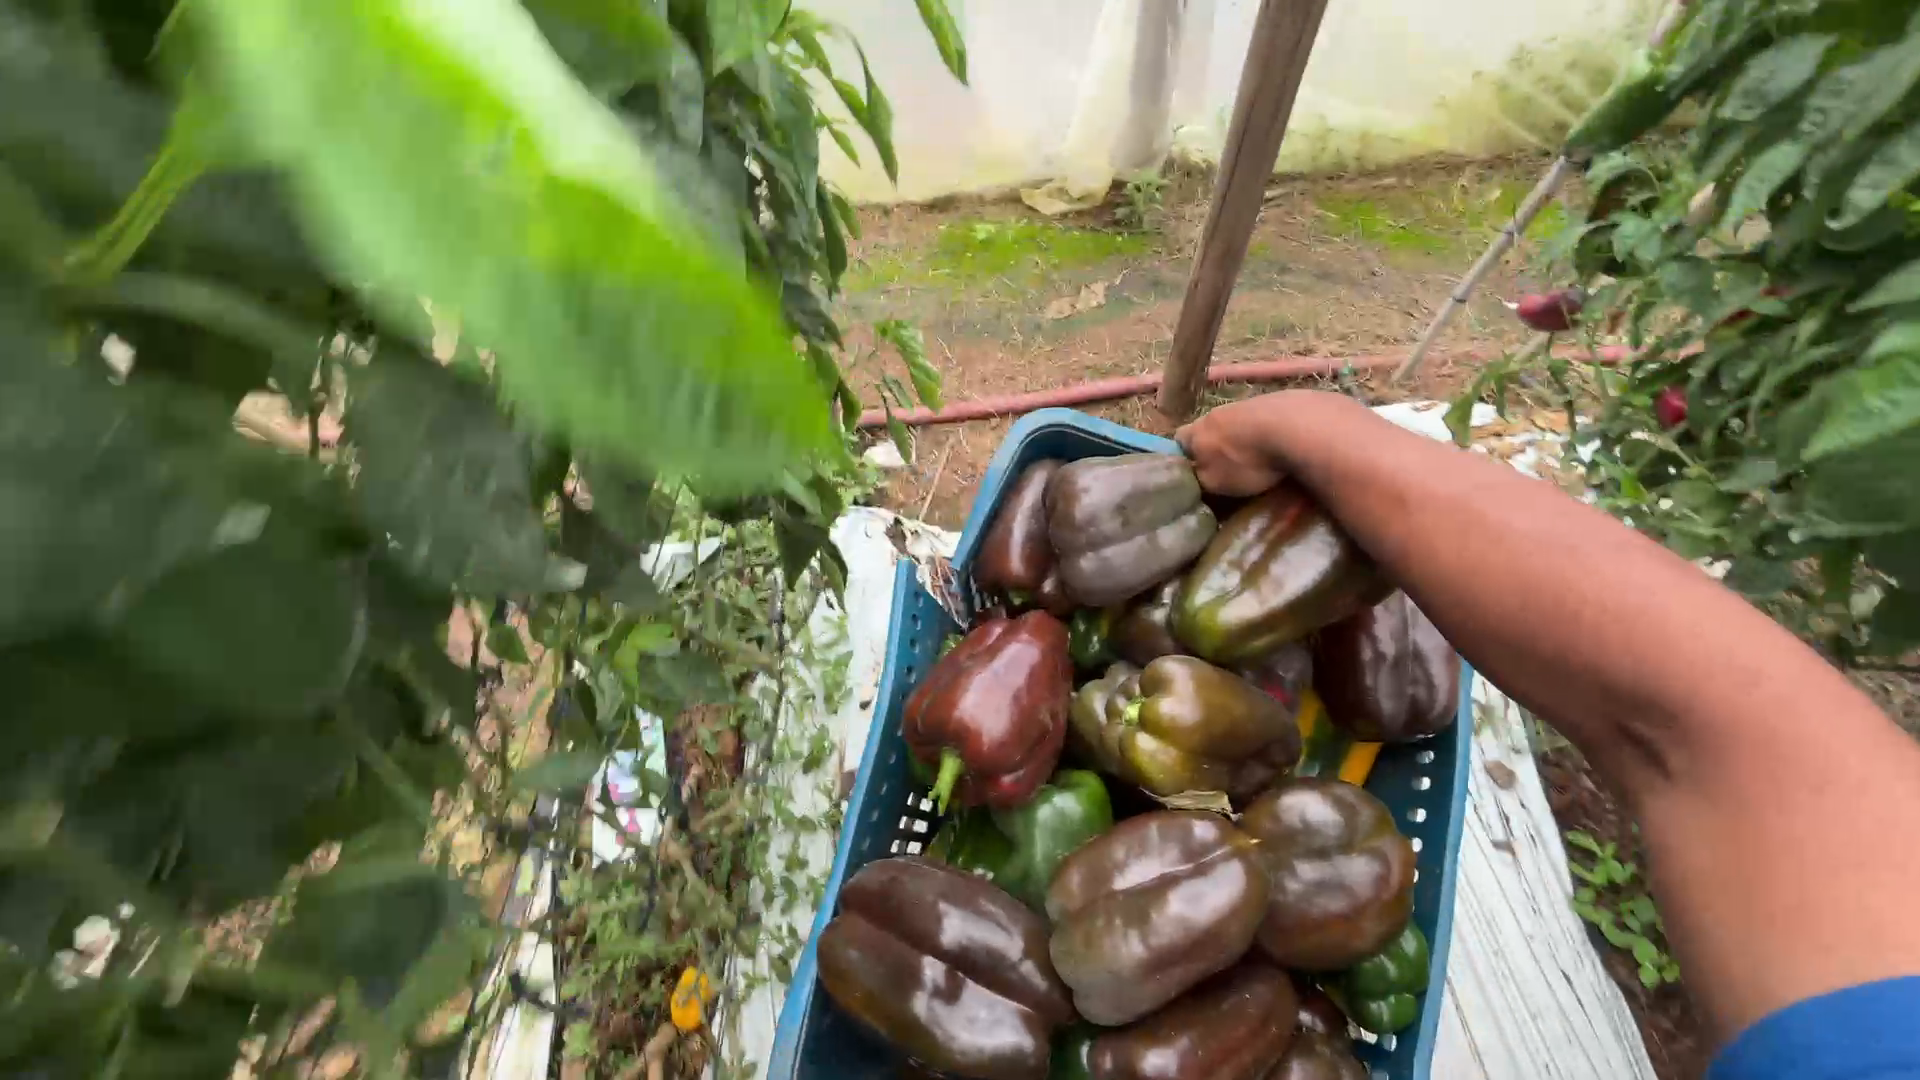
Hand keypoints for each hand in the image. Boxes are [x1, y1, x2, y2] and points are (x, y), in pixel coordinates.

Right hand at [1176, 397, 1288, 495]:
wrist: (1297, 426)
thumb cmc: (1247, 460)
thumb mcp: (1214, 482)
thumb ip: (1199, 479)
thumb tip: (1195, 475)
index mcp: (1196, 430)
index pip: (1177, 440)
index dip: (1182, 455)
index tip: (1192, 471)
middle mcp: (1216, 411)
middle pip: (1208, 429)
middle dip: (1215, 446)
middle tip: (1226, 467)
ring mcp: (1247, 403)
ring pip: (1236, 422)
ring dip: (1243, 438)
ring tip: (1258, 457)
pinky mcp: (1277, 400)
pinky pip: (1264, 418)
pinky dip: (1268, 431)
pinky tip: (1281, 445)